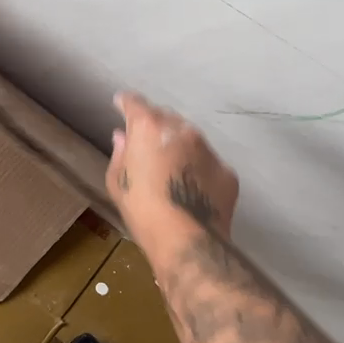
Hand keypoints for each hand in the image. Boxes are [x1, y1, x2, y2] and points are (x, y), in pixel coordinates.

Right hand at [106, 92, 238, 239]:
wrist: (187, 240)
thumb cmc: (140, 208)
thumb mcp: (117, 180)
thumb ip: (121, 152)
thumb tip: (124, 137)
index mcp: (148, 128)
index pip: (135, 102)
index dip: (125, 103)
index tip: (120, 105)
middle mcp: (181, 130)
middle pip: (165, 116)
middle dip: (154, 124)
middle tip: (145, 141)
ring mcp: (208, 150)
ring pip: (189, 136)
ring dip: (178, 143)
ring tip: (170, 164)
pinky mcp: (226, 171)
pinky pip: (207, 160)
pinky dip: (197, 165)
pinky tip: (190, 184)